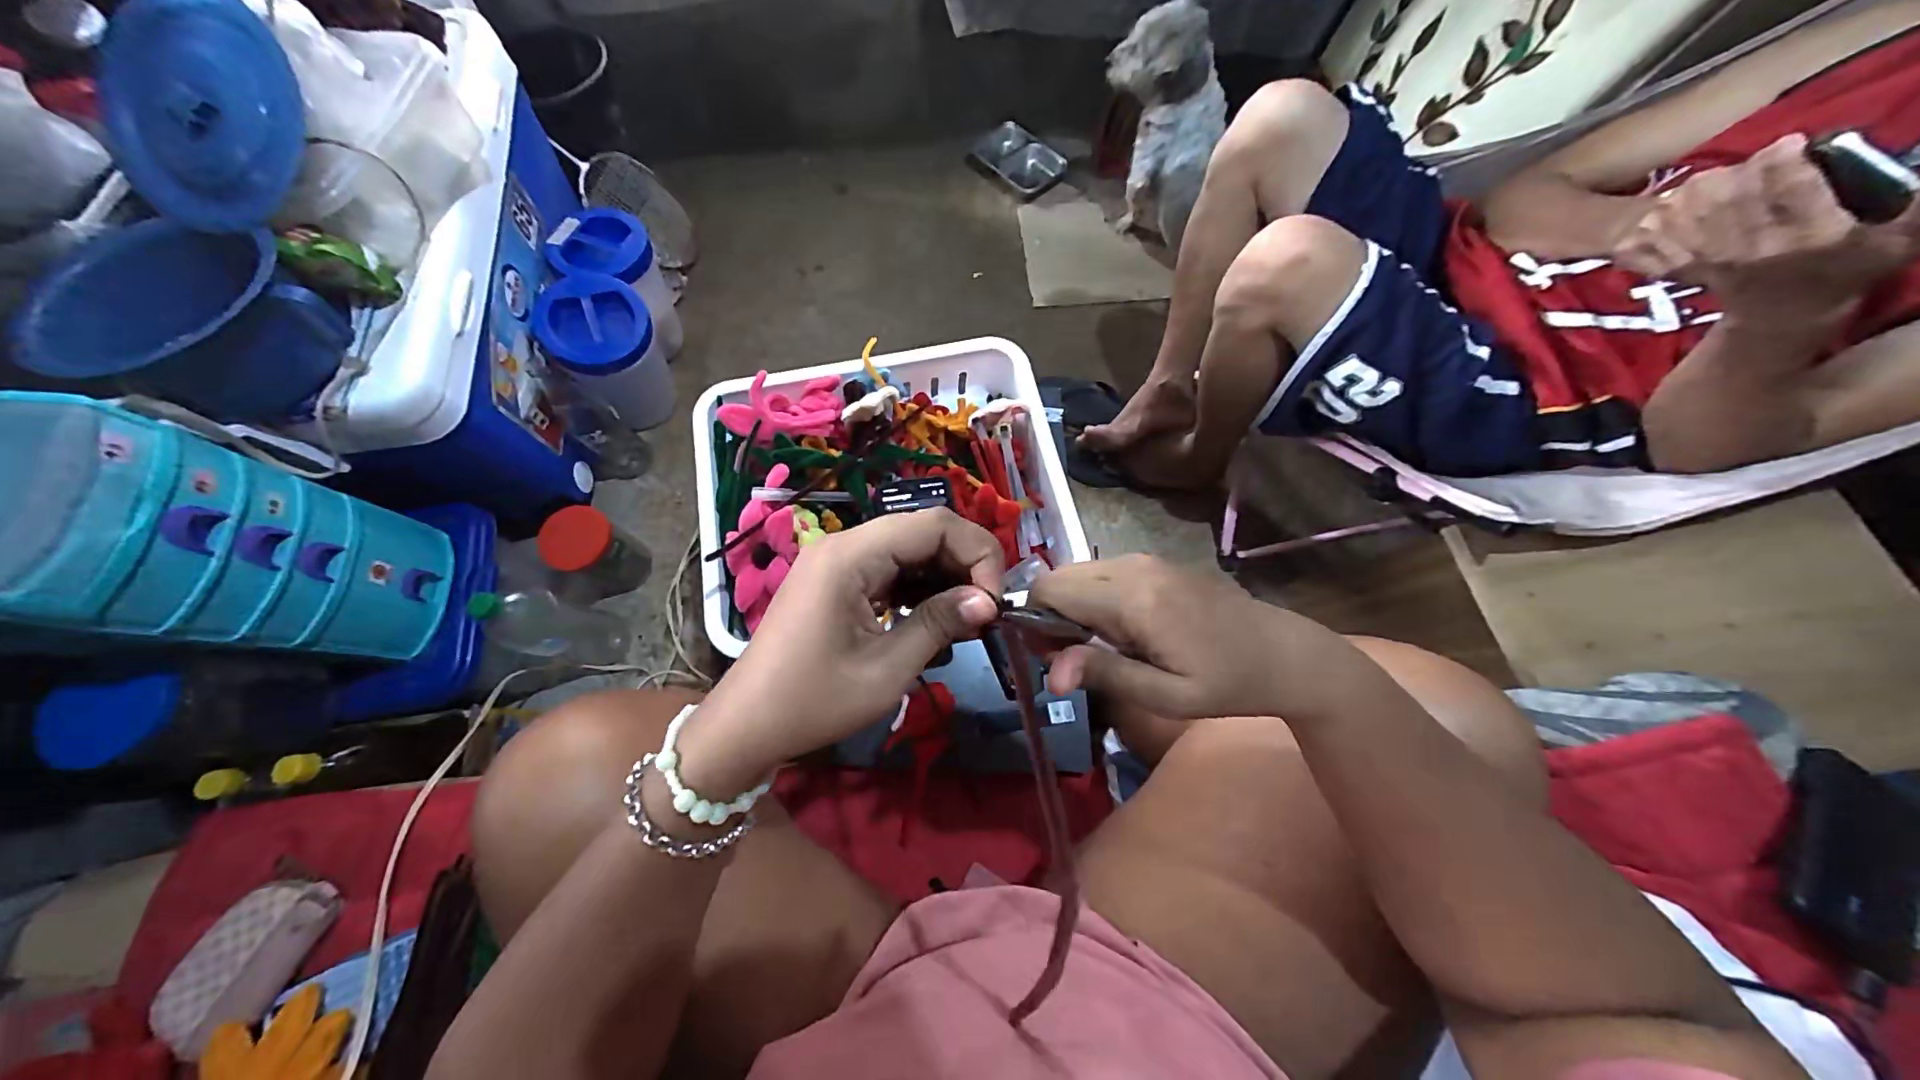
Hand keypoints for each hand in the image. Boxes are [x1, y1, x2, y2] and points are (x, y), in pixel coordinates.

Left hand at [679, 510, 1004, 790]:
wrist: (747, 725)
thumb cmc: (814, 701)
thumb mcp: (886, 669)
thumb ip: (938, 624)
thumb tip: (989, 601)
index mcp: (851, 555)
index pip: (933, 524)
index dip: (977, 553)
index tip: (994, 601)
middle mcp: (843, 545)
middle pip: (922, 531)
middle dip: (964, 564)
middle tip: (985, 613)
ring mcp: (836, 561)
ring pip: (908, 549)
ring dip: (943, 577)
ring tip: (965, 619)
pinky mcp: (835, 581)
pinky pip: (888, 569)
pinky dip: (917, 587)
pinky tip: (933, 618)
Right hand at [1031, 555, 1360, 721]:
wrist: (1285, 654)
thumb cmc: (1227, 684)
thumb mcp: (1167, 696)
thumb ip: (1106, 675)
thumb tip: (1051, 673)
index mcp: (1133, 597)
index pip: (1049, 589)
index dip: (1035, 622)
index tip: (1053, 658)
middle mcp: (1134, 565)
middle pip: (1058, 576)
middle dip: (1051, 615)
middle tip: (1077, 658)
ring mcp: (1147, 559)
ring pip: (1077, 572)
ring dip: (1072, 607)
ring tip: (1103, 647)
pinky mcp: (1156, 561)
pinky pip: (1102, 572)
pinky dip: (1094, 597)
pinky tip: (1123, 630)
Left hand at [1613, 134, 1919, 325]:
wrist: (1781, 316)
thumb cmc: (1846, 269)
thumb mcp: (1898, 235)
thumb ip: (1915, 199)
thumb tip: (1914, 156)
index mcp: (1809, 231)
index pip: (1785, 183)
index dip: (1781, 157)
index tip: (1791, 146)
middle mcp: (1750, 243)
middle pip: (1727, 189)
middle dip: (1739, 171)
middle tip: (1754, 171)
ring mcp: (1704, 259)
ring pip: (1683, 208)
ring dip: (1695, 194)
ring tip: (1719, 194)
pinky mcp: (1673, 269)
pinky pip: (1643, 242)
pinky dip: (1650, 227)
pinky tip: (1669, 221)